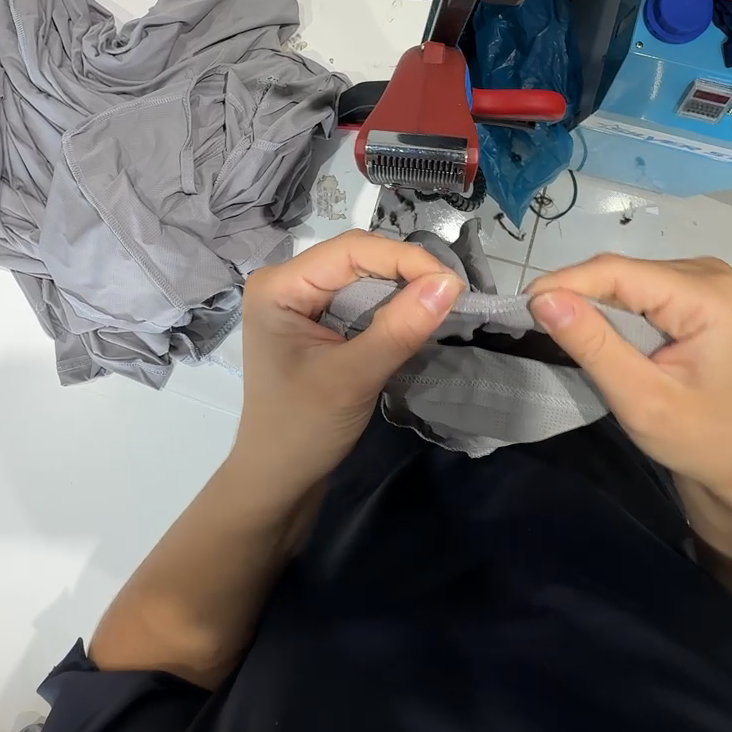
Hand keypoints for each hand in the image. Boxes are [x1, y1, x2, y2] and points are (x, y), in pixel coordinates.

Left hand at [231, 231, 463, 496]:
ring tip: (444, 299)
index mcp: (279, 285)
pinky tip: (418, 313)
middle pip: (357, 257)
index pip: (351, 250)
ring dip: (403, 285)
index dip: (405, 258)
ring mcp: (301, 302)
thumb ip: (399, 328)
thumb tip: (450, 284)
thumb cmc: (301, 430)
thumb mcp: (353, 377)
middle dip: (406, 269)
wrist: (277, 482)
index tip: (453, 283)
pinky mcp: (317, 322)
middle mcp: (287, 282)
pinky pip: (361, 298)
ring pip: (363, 276)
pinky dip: (392, 304)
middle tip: (454, 292)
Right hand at [527, 255, 731, 504]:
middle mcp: (707, 274)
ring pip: (620, 278)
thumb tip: (542, 300)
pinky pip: (631, 288)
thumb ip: (593, 345)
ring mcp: (700, 279)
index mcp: (709, 297)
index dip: (565, 284)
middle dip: (575, 296)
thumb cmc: (698, 439)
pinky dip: (605, 309)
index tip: (521, 307)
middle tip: (533, 326)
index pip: (619, 272)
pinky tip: (593, 333)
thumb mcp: (640, 399)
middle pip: (619, 272)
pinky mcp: (687, 291)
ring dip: (587, 303)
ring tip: (561, 334)